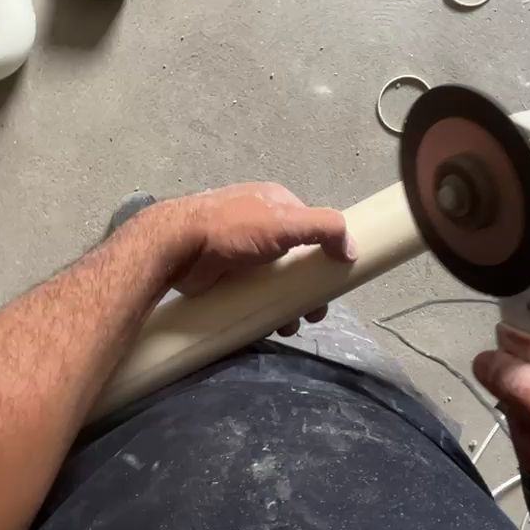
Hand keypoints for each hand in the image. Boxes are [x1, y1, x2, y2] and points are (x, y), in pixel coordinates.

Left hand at [150, 183, 355, 335]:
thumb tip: (352, 248)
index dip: (325, 257)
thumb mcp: (285, 221)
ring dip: (288, 305)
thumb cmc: (232, 229)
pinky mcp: (226, 275)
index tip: (332, 284)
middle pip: (296, 261)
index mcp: (275, 204)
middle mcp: (259, 225)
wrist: (177, 249)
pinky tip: (269, 325)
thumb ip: (324, 228)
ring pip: (276, 282)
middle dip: (308, 289)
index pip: (311, 230)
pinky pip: (254, 294)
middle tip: (313, 314)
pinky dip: (265, 310)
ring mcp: (241, 252)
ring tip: (289, 326)